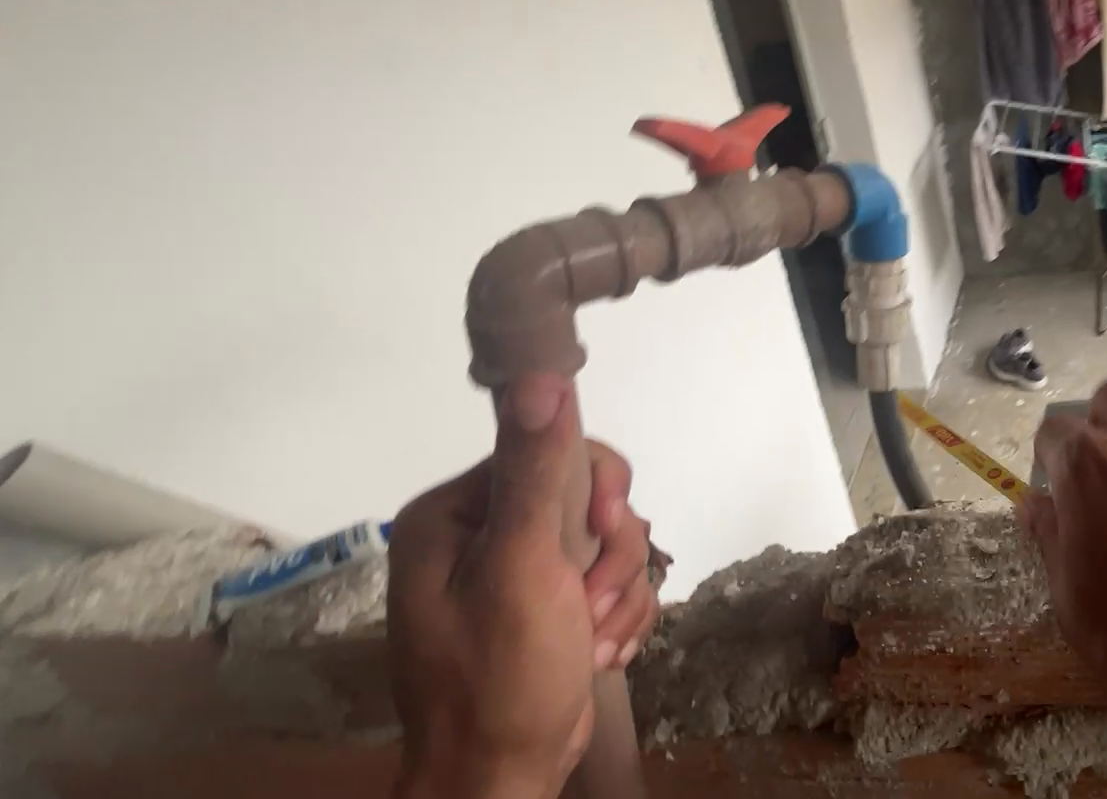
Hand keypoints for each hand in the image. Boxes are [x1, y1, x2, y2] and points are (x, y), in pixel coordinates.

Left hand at [387, 374, 666, 798]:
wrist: (502, 781)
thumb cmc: (500, 677)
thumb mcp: (521, 568)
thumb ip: (536, 472)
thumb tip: (541, 376)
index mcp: (458, 514)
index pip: (550, 451)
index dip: (593, 487)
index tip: (603, 530)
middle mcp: (485, 534)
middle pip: (589, 496)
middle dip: (611, 552)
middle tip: (597, 597)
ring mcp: (523, 570)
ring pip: (611, 540)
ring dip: (619, 591)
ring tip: (596, 640)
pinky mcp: (555, 600)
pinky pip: (614, 577)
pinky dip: (620, 613)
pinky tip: (602, 649)